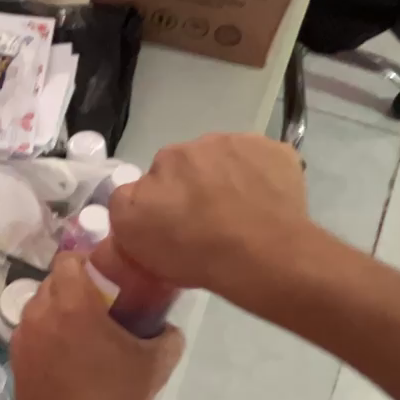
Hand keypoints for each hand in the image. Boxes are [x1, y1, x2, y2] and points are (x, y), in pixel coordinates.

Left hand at [7, 253, 183, 399]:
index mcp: (72, 303)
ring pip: (40, 303)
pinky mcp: (15, 353)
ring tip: (83, 330)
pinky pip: (31, 327)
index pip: (69, 258)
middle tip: (101, 304)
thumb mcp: (154, 366)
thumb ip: (167, 336)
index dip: (87, 262)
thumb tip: (167, 326)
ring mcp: (23, 332)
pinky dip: (47, 330)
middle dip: (76, 285)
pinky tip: (66, 352)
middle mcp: (41, 310)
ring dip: (59, 307)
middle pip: (54, 279)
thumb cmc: (110, 399)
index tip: (108, 277)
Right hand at [107, 132, 333, 312]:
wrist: (262, 256)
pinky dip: (260, 177)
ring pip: (225, 160)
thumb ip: (124, 206)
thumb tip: (136, 195)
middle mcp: (195, 145)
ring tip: (237, 214)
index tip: (172, 228)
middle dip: (193, 187)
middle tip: (204, 223)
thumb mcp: (133, 239)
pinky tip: (263, 204)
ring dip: (225, 179)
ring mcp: (239, 143)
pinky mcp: (276, 150)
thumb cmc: (193, 253)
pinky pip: (260, 161)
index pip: (153, 180)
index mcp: (160, 162)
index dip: (160, 205)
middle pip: (189, 166)